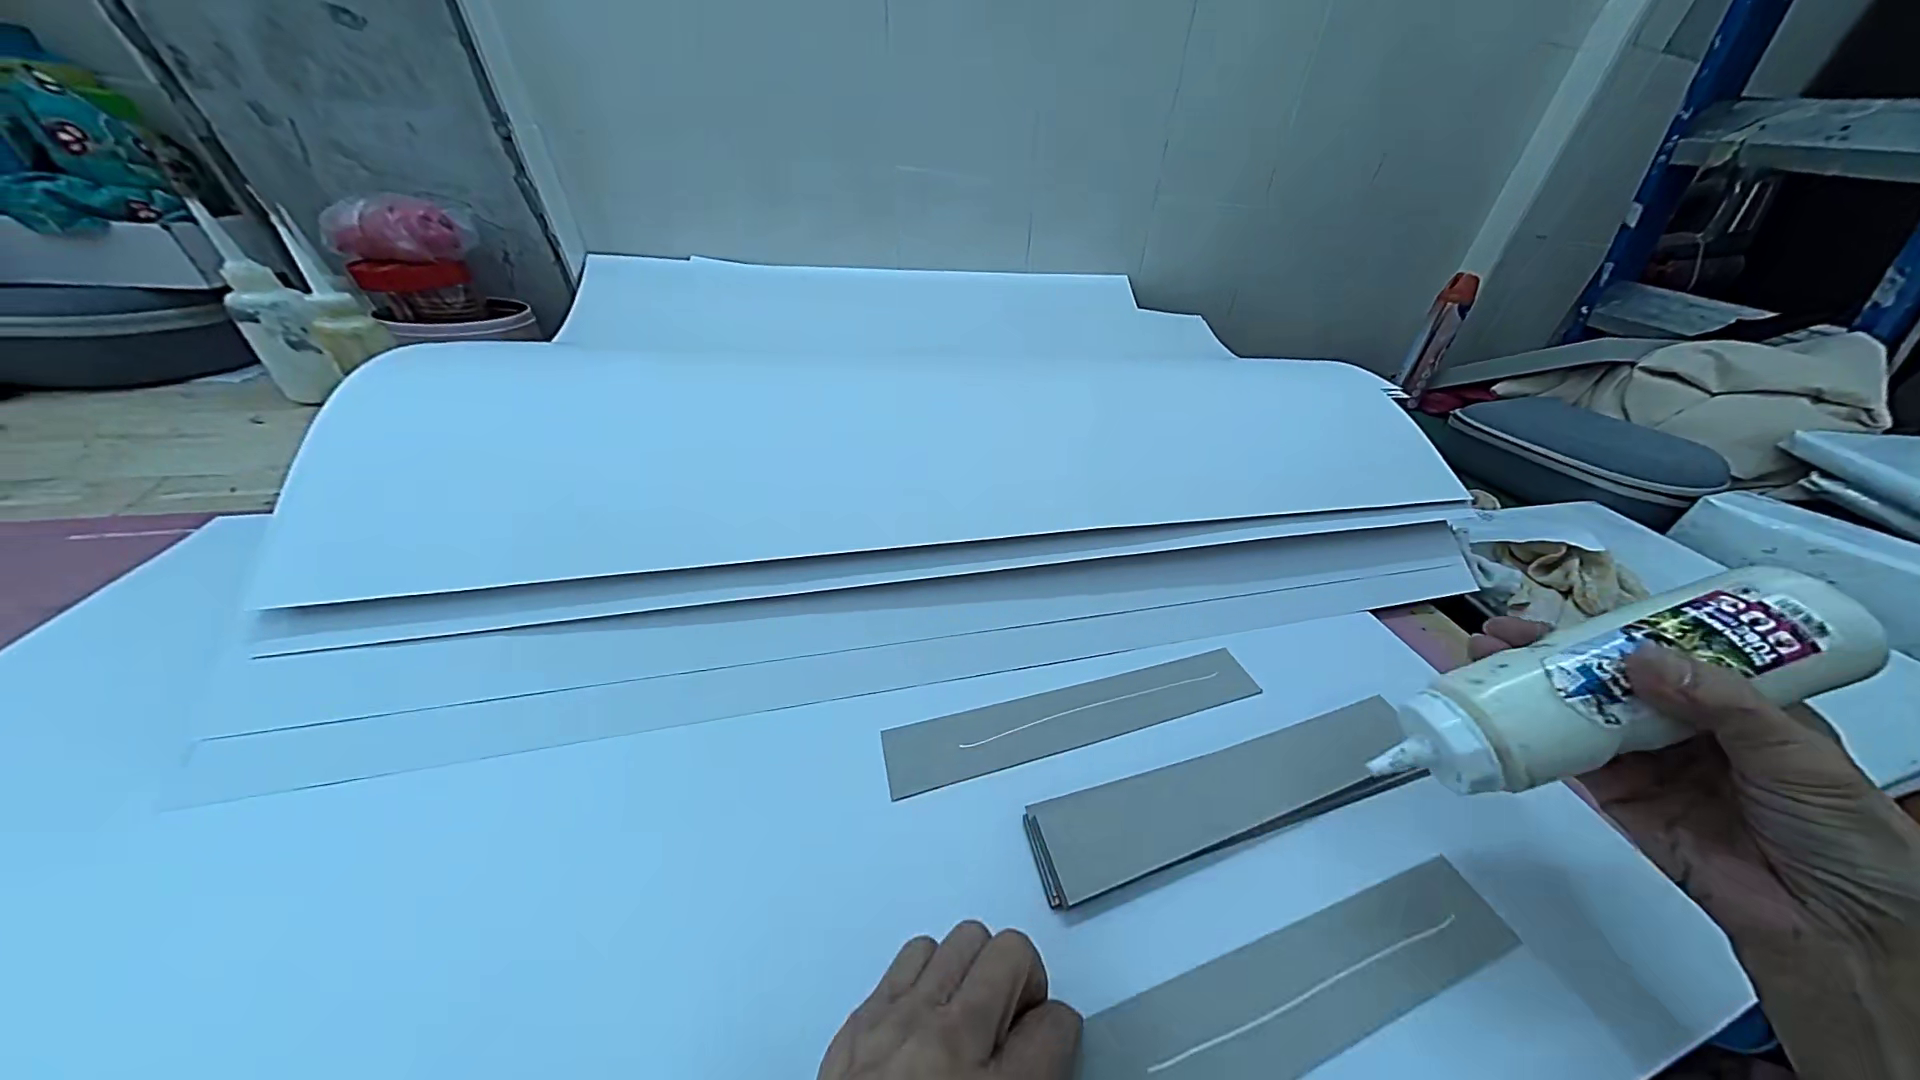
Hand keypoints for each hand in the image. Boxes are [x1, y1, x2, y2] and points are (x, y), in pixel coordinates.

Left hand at [819, 921, 1081, 1079]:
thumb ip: (1031, 1079)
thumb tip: (1046, 1051)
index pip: (1056, 1022)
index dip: (1058, 1028)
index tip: (1050, 1038)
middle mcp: (950, 1044)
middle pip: (1011, 953)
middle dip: (1022, 978)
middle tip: (1013, 1016)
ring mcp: (903, 1021)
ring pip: (961, 939)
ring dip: (973, 967)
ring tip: (969, 1005)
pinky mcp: (864, 1016)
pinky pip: (911, 956)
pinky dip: (928, 973)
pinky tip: (927, 1010)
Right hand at [1472, 617, 1919, 1078]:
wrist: (1834, 930)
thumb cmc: (1847, 838)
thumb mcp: (1800, 756)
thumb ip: (1723, 704)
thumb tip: (1636, 656)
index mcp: (1736, 707)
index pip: (1665, 656)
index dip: (1614, 630)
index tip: (1571, 613)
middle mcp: (1683, 728)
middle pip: (1607, 680)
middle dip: (1553, 652)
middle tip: (1502, 632)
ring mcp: (1646, 762)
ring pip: (1578, 712)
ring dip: (1532, 686)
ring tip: (1488, 660)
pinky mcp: (1617, 796)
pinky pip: (1569, 760)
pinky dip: (1534, 737)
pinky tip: (1503, 713)